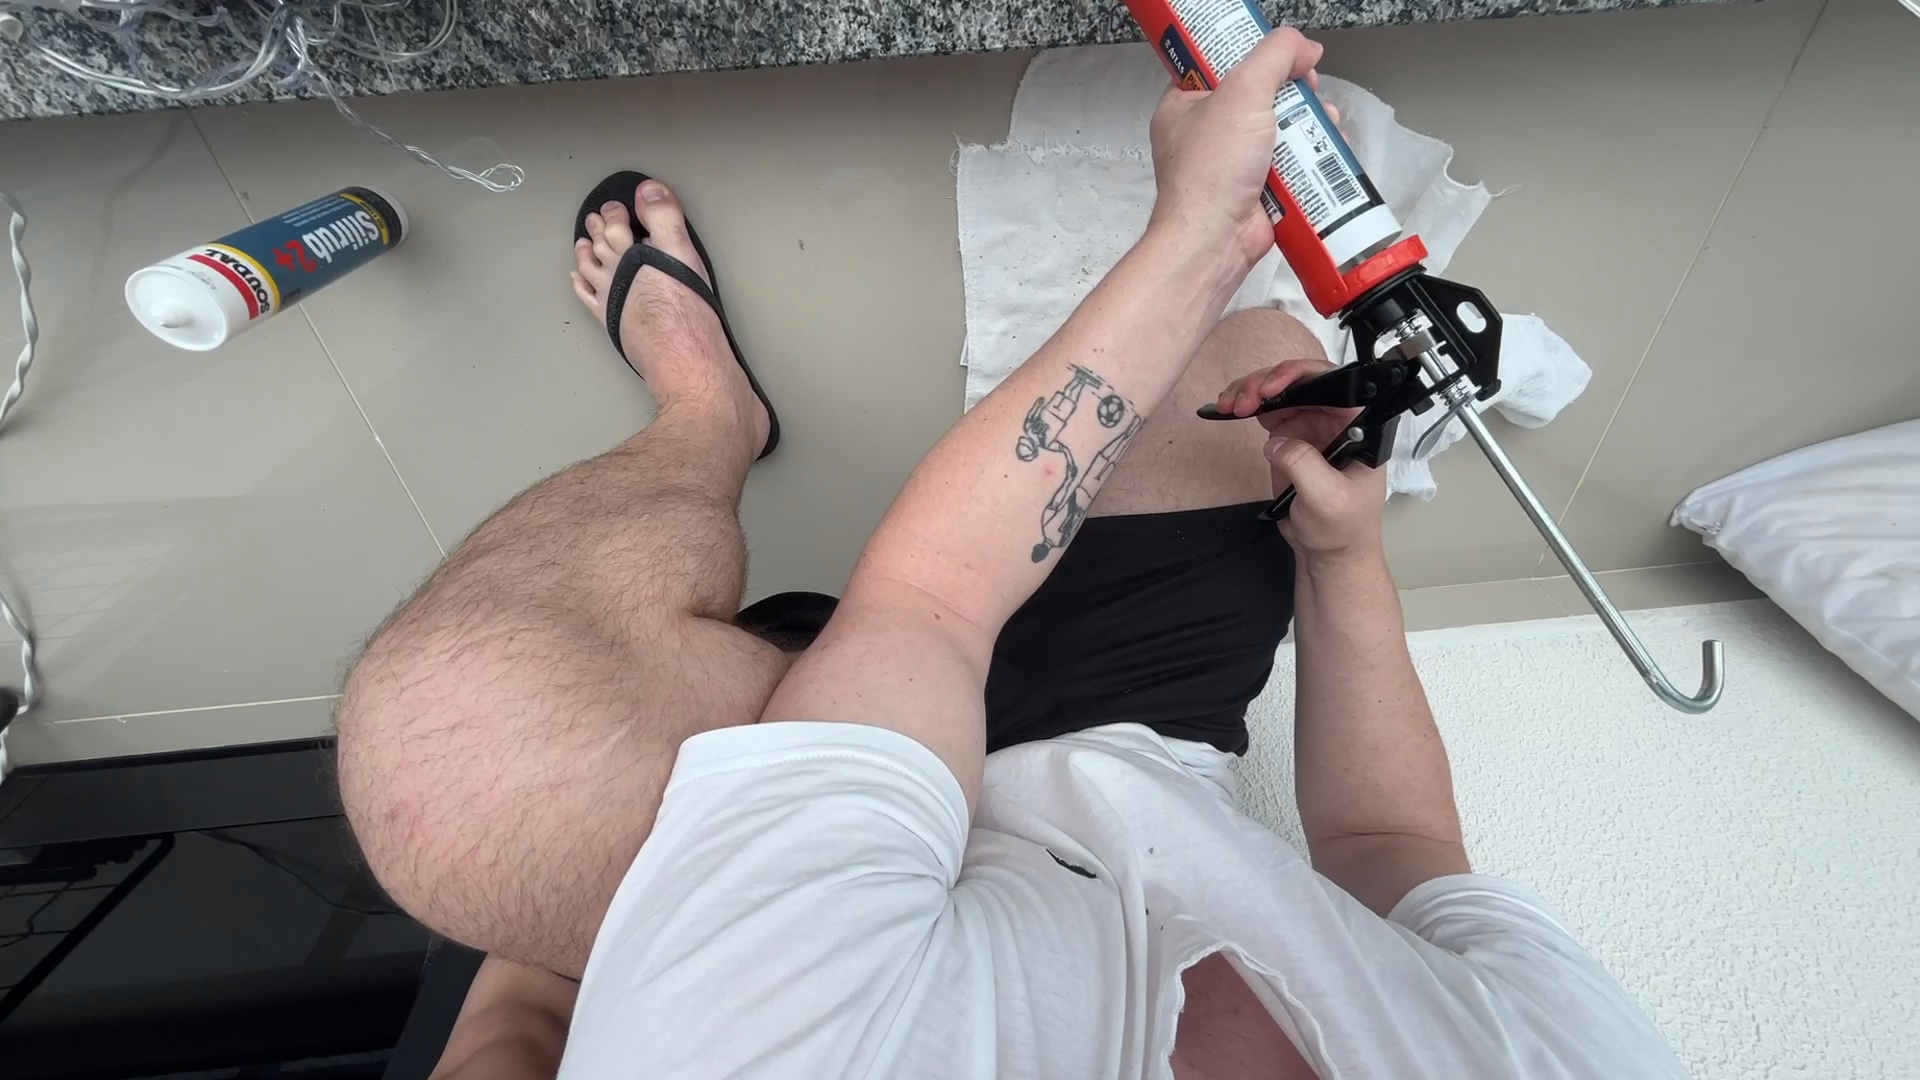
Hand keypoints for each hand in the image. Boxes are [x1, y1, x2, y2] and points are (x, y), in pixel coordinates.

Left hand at [1147, 28, 1324, 273]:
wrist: (1214, 242)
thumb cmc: (1213, 170)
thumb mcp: (1242, 92)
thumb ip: (1275, 55)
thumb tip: (1306, 49)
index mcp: (1183, 107)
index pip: (1218, 64)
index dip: (1253, 54)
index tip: (1280, 59)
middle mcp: (1205, 135)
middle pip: (1260, 94)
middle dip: (1293, 90)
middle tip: (1307, 91)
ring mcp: (1231, 164)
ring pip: (1281, 127)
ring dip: (1310, 120)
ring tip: (1324, 122)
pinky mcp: (1257, 189)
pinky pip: (1291, 161)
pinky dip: (1312, 153)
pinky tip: (1329, 146)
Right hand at [1215, 358, 1386, 555]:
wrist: (1327, 550)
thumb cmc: (1343, 527)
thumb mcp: (1328, 498)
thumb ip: (1304, 465)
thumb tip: (1276, 442)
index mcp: (1357, 426)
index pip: (1334, 383)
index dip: (1300, 376)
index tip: (1270, 389)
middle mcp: (1335, 419)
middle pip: (1300, 382)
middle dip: (1267, 383)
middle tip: (1242, 400)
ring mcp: (1310, 427)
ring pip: (1279, 392)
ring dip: (1250, 392)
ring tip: (1228, 405)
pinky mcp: (1288, 438)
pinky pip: (1266, 411)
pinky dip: (1245, 406)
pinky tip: (1228, 410)